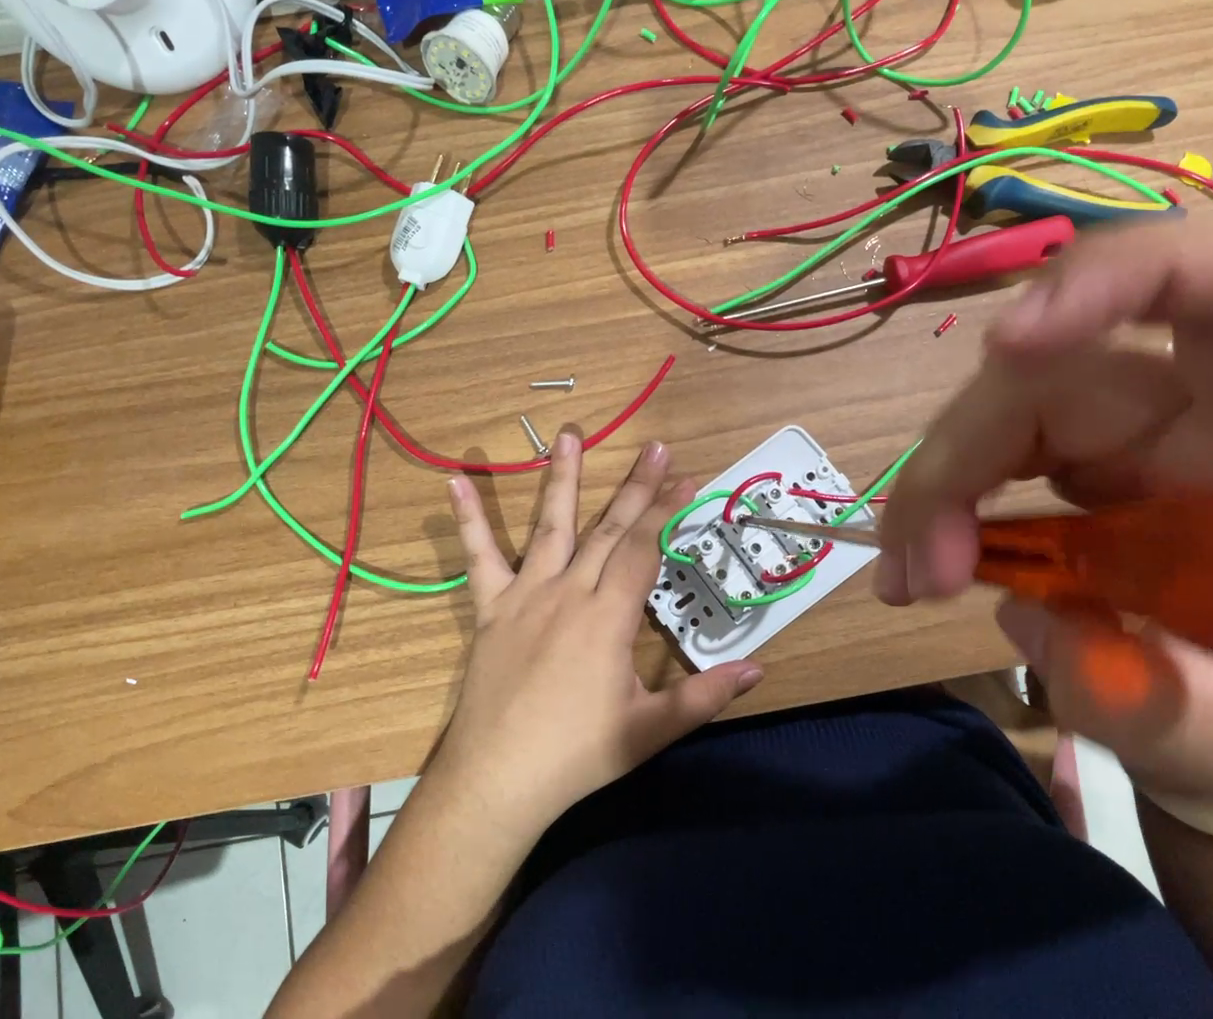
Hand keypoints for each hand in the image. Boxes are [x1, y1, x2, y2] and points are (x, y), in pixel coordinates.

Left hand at [430, 433, 763, 835]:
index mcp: (608, 618)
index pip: (645, 550)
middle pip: (608, 529)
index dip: (669, 512)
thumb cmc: (579, 756)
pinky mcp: (491, 610)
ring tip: (570, 433)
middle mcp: (568, 592)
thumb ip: (704, 696)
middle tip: (656, 447)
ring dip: (562, 478)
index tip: (689, 479)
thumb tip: (758, 668)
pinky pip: (479, 559)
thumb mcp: (650, 730)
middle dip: (636, 487)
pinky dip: (468, 520)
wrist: (498, 779)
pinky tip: (454, 481)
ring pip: (549, 527)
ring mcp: (525, 596)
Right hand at [876, 217, 1212, 824]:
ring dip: (937, 485)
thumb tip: (1028, 618)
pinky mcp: (1091, 462)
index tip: (1003, 343)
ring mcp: (1140, 431)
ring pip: (1007, 404)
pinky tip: (922, 565)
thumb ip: (1175, 708)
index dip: (1128, 273)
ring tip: (910, 584)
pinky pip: (995, 450)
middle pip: (1059, 371)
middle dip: (962, 456)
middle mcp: (1211, 408)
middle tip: (921, 577)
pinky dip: (942, 505)